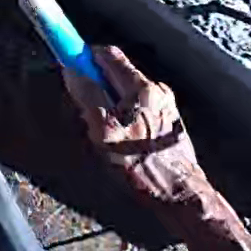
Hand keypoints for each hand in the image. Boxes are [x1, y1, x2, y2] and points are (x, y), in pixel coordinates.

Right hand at [63, 45, 206, 204]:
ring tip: (105, 130)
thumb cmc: (140, 164)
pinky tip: (121, 138)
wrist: (180, 196)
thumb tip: (72, 70)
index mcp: (141, 87)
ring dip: (109, 101)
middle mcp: (156, 89)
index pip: (107, 54)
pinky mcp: (168, 119)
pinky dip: (123, 113)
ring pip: (125, 90)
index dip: (84, 56)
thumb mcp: (103, 130)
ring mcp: (165, 104)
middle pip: (115, 72)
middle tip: (86, 109)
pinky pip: (137, 105)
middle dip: (96, 84)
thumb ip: (86, 96)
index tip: (70, 62)